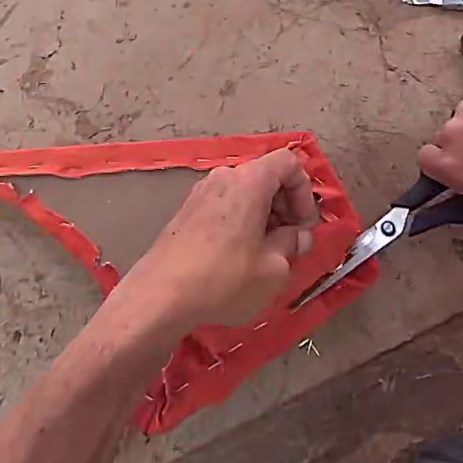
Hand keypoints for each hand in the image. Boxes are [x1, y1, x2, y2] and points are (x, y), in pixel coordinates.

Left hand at [117, 148, 319, 332]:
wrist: (157, 300)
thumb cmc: (223, 279)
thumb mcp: (274, 269)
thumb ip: (292, 244)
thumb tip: (298, 236)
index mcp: (251, 180)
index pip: (289, 162)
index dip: (304, 191)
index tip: (303, 225)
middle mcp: (225, 177)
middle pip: (267, 176)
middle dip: (285, 205)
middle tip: (290, 240)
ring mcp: (201, 193)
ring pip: (246, 192)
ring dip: (263, 215)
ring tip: (265, 252)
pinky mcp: (185, 213)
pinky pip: (225, 206)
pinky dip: (240, 221)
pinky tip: (238, 257)